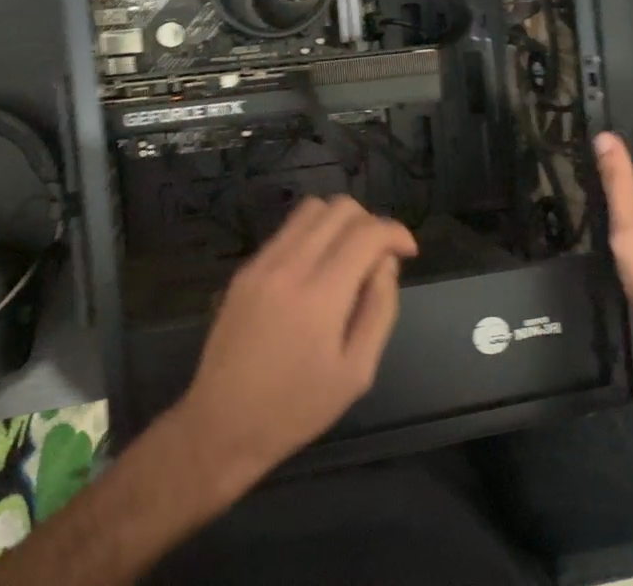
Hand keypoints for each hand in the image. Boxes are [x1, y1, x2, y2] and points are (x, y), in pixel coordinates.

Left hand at [171, 196, 416, 485]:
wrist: (223, 423)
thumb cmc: (297, 408)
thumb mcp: (356, 372)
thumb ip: (379, 309)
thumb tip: (386, 263)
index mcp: (320, 294)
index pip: (367, 232)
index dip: (396, 232)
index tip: (409, 252)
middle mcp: (289, 266)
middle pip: (339, 209)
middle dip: (370, 222)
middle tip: (380, 256)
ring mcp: (261, 264)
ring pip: (310, 210)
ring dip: (340, 223)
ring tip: (351, 257)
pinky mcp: (244, 271)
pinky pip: (286, 232)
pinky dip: (313, 235)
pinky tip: (319, 270)